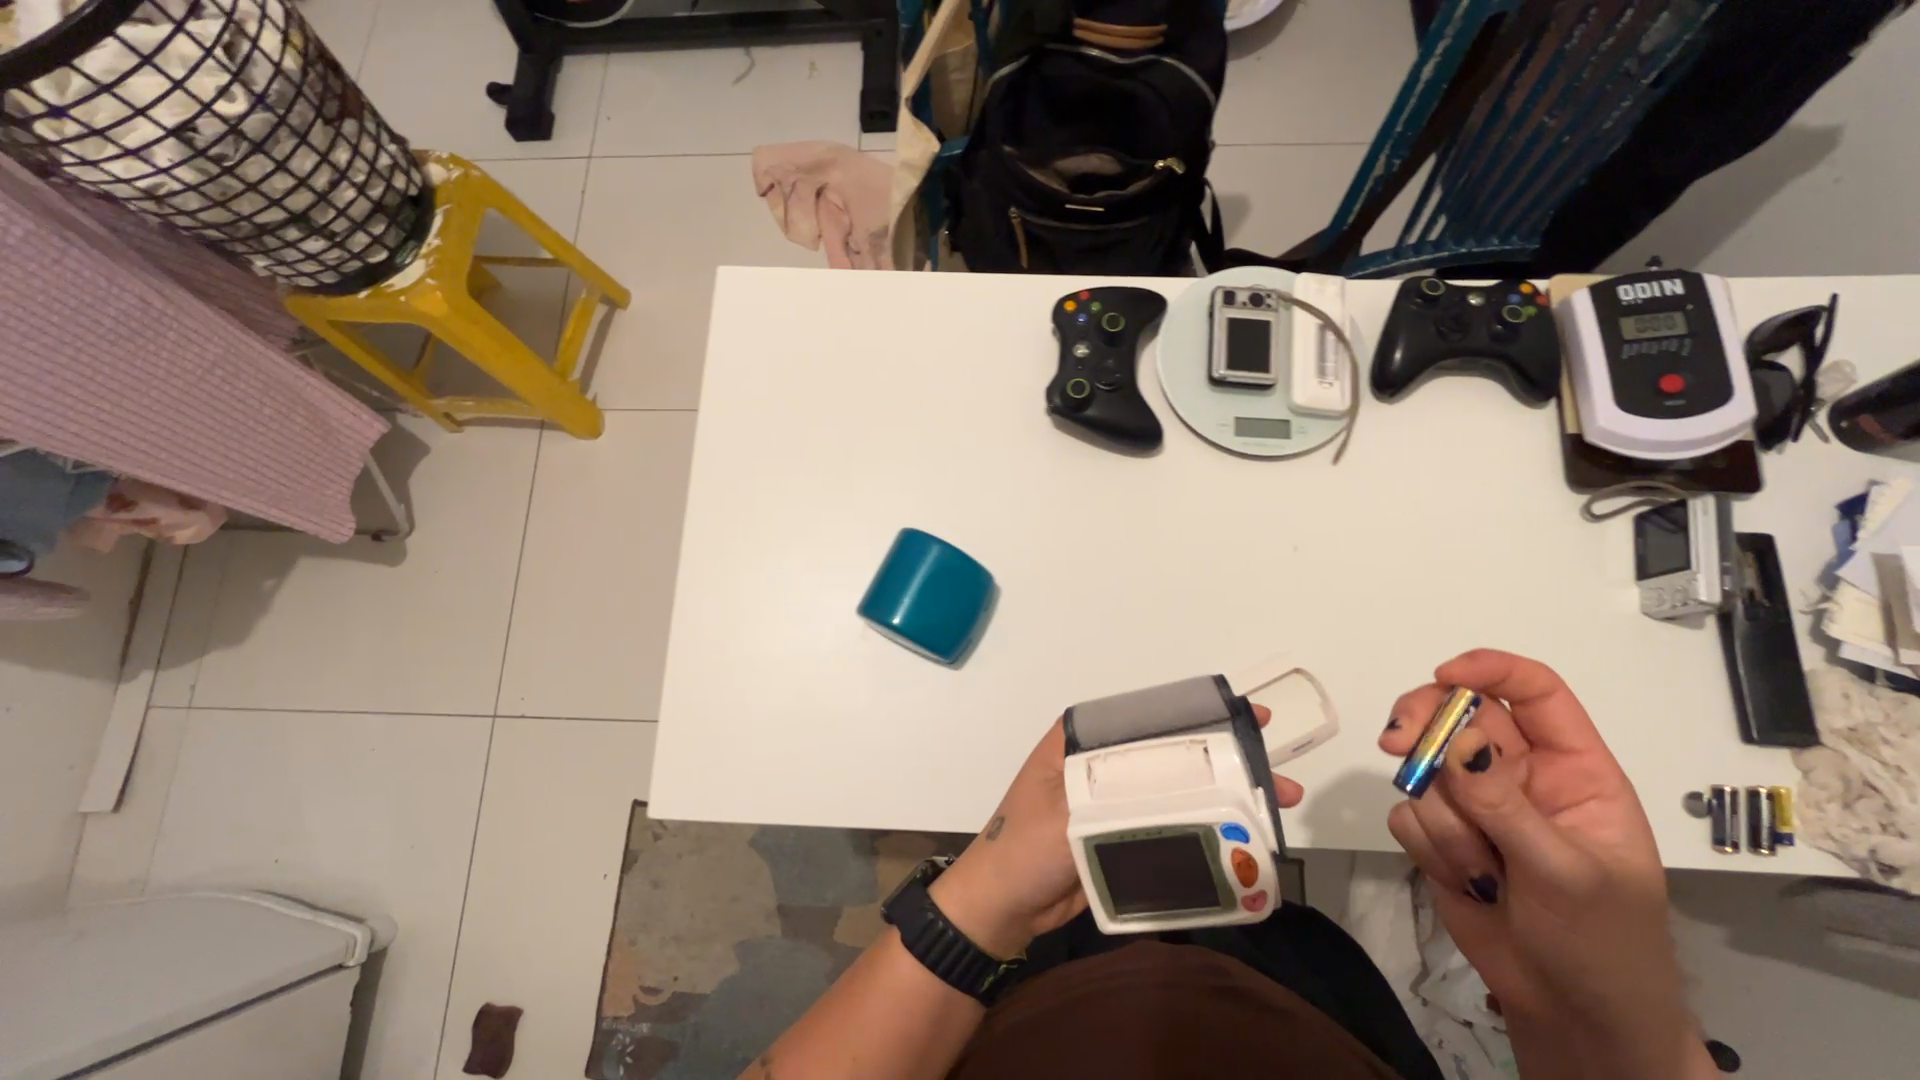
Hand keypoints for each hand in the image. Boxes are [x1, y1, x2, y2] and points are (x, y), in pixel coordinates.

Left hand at [931, 706, 1303, 959]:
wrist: (1002, 910)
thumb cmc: (1024, 850)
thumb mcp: (1069, 815)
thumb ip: (1121, 797)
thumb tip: (1185, 784)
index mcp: (1079, 743)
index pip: (1145, 716)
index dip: (1197, 714)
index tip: (1245, 717)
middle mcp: (1100, 766)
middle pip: (1169, 753)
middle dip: (1222, 760)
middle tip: (1275, 771)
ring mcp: (1113, 803)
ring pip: (1174, 790)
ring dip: (1220, 796)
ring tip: (1274, 808)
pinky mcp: (1121, 837)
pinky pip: (1166, 824)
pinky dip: (1200, 828)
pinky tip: (1240, 839)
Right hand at [1380, 650, 1711, 1076]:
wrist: (1572, 1013)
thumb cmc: (1602, 942)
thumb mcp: (1566, 872)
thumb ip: (1506, 805)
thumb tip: (1457, 740)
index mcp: (1573, 769)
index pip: (1535, 692)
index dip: (1490, 670)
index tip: (1443, 675)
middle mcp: (1519, 775)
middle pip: (1457, 716)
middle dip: (1424, 728)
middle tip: (1396, 744)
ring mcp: (1476, 805)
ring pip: (1425, 771)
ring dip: (1441, 821)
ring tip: (1481, 872)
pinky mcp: (1441, 836)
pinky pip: (1407, 814)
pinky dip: (1426, 846)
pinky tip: (1465, 881)